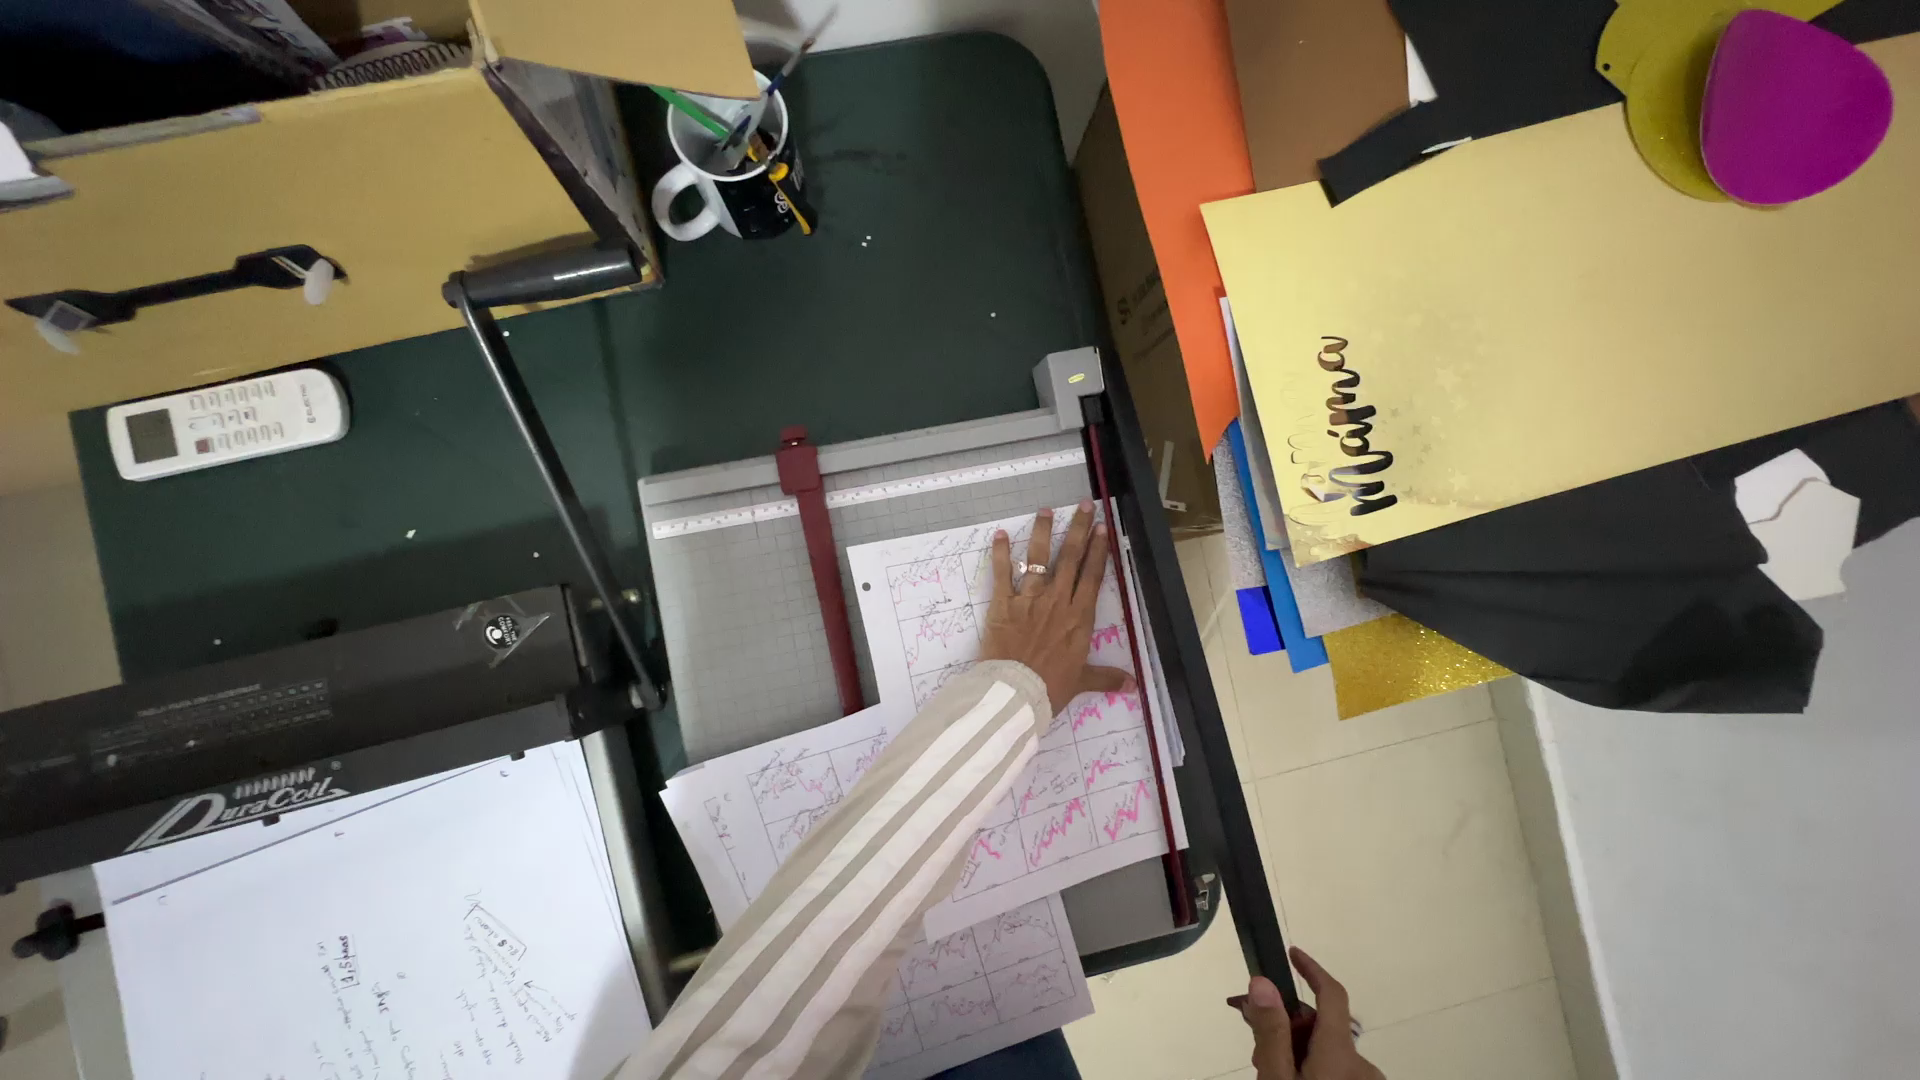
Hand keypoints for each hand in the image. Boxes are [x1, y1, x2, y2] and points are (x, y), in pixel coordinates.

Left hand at [979, 503, 1133, 713]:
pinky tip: (1001, 534)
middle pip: (1070, 559)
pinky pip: (1002, 574)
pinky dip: (1001, 553)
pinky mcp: (1004, 604)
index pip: (1091, 576)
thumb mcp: (1082, 682)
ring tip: (1045, 510)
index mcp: (1079, 617)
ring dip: (1042, 533)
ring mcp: (1029, 600)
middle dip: (1078, 530)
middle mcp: (1057, 601)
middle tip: (1084, 506)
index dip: (1098, 550)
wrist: (1016, 692)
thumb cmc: (1051, 687)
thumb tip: (1133, 686)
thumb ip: (1106, 678)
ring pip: (1038, 559)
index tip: (1103, 528)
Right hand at [1237, 948, 1384, 1079]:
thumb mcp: (1277, 1078)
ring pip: (1327, 1050)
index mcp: (1342, 1053)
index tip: (1291, 952)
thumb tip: (1262, 981)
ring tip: (1268, 1067)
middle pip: (1322, 1026)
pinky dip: (1313, 1067)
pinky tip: (1291, 1077)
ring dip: (1298, 1049)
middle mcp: (1363, 1065)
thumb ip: (1271, 1032)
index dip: (1312, 969)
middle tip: (1255, 1038)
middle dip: (1288, 1024)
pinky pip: (1337, 1070)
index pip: (1332, 994)